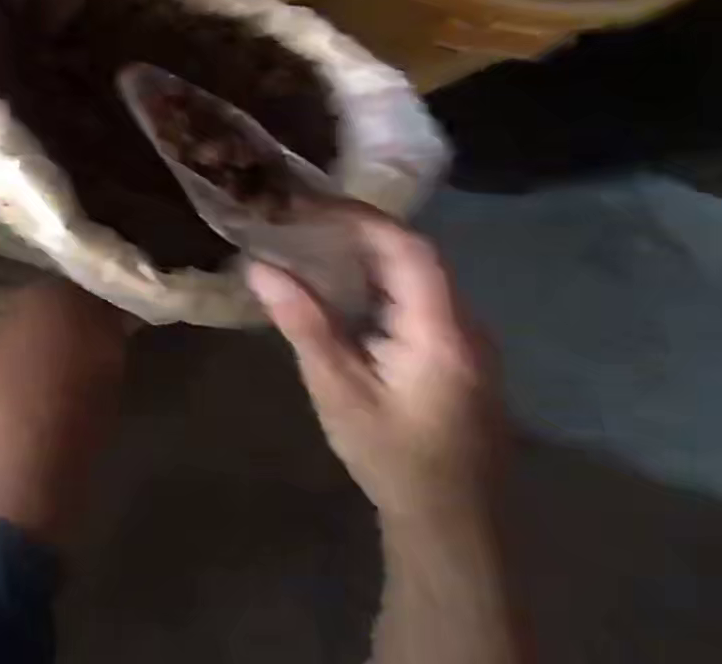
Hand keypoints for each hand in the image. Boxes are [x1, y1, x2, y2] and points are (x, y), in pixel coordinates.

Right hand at [247, 212, 501, 525]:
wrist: (448, 518)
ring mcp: (464, 341)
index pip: (410, 251)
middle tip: (294, 215)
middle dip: (354, 228)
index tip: (304, 202)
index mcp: (441, 333)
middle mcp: (464, 327)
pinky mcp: (451, 354)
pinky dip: (370, 278)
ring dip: (361, 251)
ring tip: (304, 239)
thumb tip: (258, 266)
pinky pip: (413, 298)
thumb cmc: (390, 454)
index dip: (360, 218)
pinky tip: (332, 283)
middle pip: (414, 256)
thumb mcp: (336, 388)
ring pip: (415, 276)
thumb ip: (303, 323)